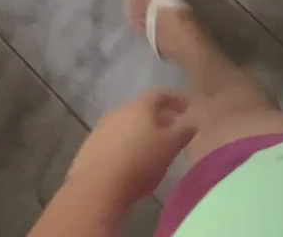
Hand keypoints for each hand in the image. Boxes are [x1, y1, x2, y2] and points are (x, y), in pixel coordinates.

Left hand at [64, 89, 196, 210]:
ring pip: (125, 125)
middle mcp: (119, 111)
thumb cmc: (139, 162)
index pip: (160, 94)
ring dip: (138, 132)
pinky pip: (111, 141)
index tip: (185, 108)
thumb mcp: (170, 147)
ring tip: (148, 148)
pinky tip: (127, 162)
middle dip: (157, 118)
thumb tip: (193, 121)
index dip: (175, 99)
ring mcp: (101, 128)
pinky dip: (122, 145)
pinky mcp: (88, 148)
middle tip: (169, 130)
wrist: (95, 188)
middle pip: (142, 109)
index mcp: (141, 106)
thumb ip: (183, 132)